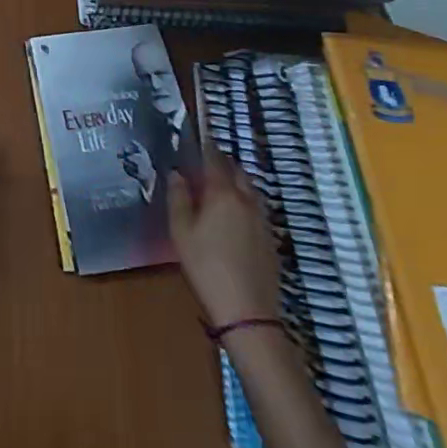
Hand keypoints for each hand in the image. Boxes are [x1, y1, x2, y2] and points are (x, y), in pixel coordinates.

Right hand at [166, 153, 279, 325]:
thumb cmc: (204, 264)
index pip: (215, 161)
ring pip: (250, 190)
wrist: (246, 308)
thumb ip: (178, 198)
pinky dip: (242, 202)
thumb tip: (177, 174)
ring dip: (234, 182)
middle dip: (222, 163)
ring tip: (214, 187)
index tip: (195, 139)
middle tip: (202, 163)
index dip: (205, 148)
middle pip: (238, 172)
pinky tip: (229, 216)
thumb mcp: (180, 230)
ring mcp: (263, 221)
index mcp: (223, 194)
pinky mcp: (269, 239)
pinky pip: (255, 209)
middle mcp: (248, 201)